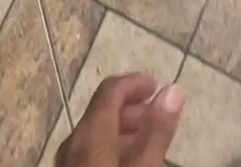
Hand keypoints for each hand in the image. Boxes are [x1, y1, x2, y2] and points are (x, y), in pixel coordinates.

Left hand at [55, 73, 185, 166]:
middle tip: (156, 112)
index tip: (157, 86)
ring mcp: (67, 161)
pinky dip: (110, 143)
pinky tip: (126, 159)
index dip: (135, 82)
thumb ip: (157, 130)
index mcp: (90, 131)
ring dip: (122, 126)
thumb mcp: (143, 166)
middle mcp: (73, 140)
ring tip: (146, 138)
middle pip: (102, 108)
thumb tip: (173, 89)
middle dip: (131, 105)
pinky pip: (89, 149)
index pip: (111, 88)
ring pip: (96, 131)